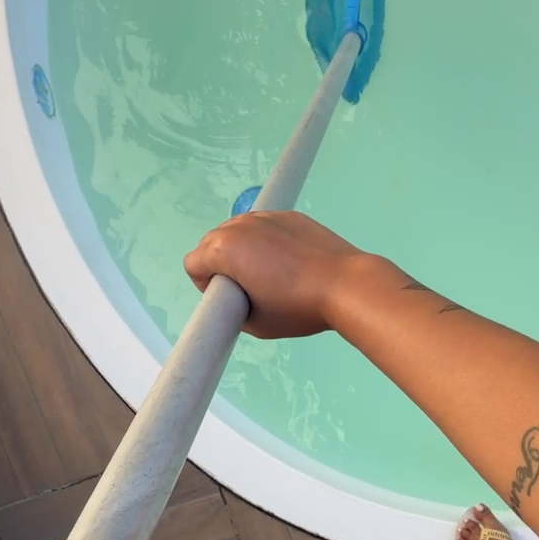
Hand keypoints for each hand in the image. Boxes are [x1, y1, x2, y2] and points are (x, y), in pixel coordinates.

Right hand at [182, 210, 386, 338]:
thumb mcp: (257, 324)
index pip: (193, 265)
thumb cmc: (298, 308)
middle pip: (212, 244)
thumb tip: (233, 300)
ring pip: (239, 233)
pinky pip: (266, 229)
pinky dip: (269, 243)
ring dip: (245, 252)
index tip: (232, 301)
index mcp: (223, 249)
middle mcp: (239, 225)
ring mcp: (266, 216)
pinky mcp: (290, 215)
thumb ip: (232, 311)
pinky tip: (292, 264)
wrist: (345, 285)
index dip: (207, 288)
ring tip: (274, 277)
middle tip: (252, 290)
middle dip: (224, 266)